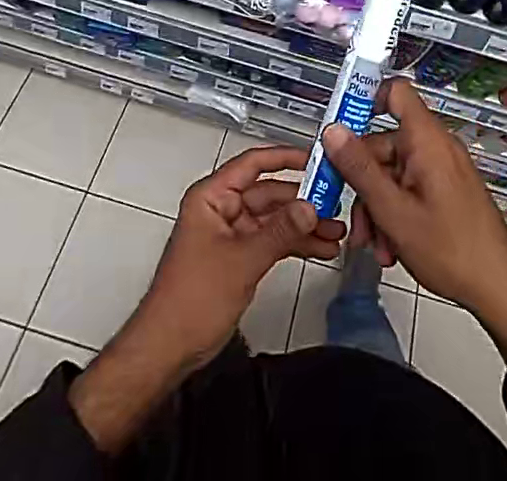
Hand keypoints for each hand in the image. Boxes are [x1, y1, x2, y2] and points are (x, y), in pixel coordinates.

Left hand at [70, 146, 343, 454]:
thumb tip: (310, 207)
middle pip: (269, 193)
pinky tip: (320, 249)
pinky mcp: (240, 255)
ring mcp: (232, 233)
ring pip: (275, 219)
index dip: (285, 158)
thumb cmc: (190, 299)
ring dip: (304, 226)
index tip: (315, 159)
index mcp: (211, 197)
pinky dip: (295, 244)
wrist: (170, 347)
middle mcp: (222, 209)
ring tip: (336, 233)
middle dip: (304, 201)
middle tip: (336, 204)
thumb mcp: (242, 260)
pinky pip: (273, 240)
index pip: (252, 164)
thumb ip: (280, 231)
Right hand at [324, 77, 506, 428]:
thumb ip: (359, 169)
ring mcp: (441, 170)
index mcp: (426, 141)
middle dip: (362, 182)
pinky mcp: (445, 190)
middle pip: (383, 144)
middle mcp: (435, 148)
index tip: (338, 126)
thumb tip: (332, 130)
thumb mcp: (392, 211)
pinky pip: (408, 189)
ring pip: (392, 173)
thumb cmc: (451, 249)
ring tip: (374, 245)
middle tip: (352, 217)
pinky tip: (390, 248)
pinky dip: (394, 213)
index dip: (366, 99)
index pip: (395, 93)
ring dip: (376, 207)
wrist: (499, 288)